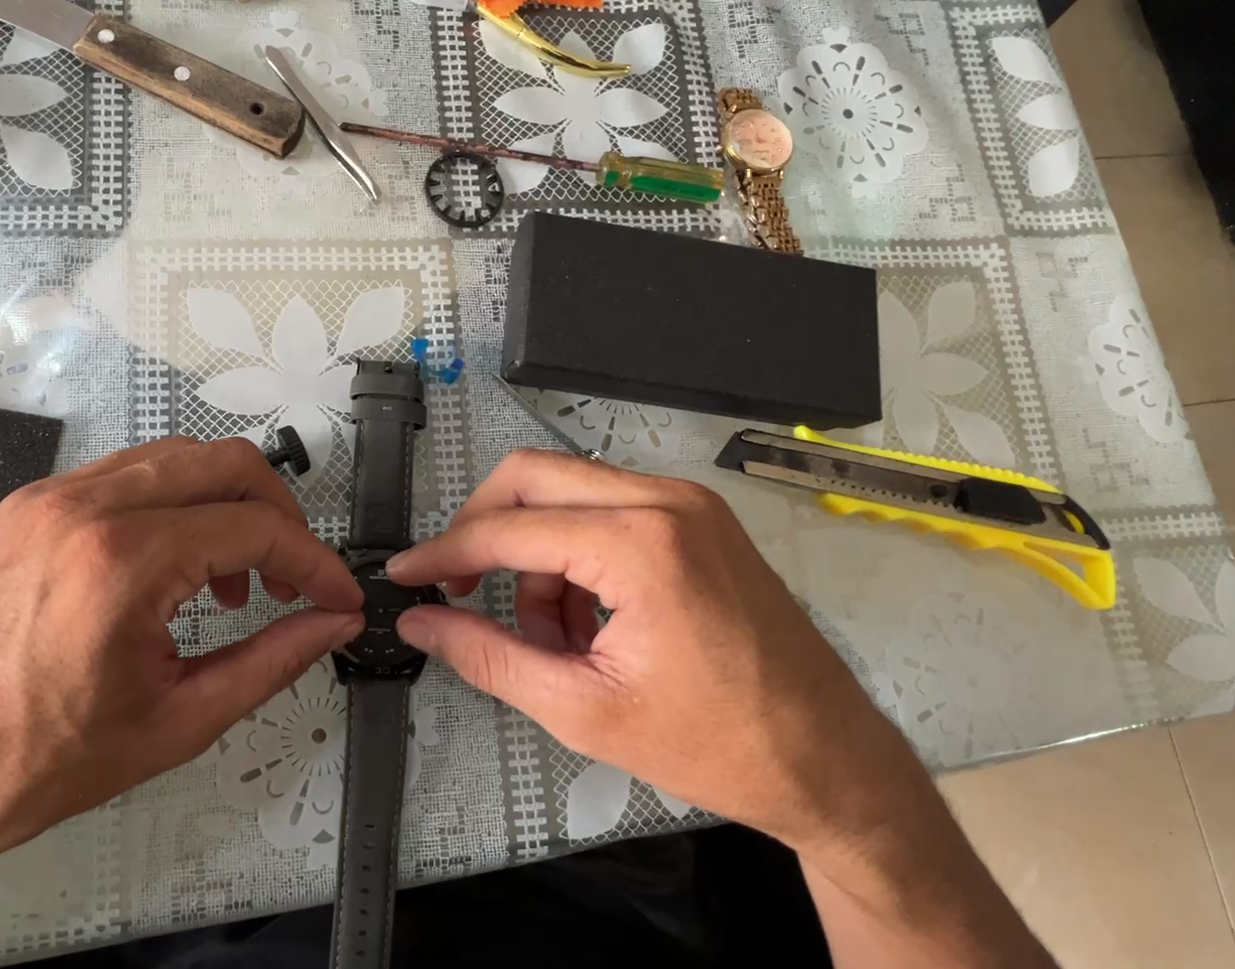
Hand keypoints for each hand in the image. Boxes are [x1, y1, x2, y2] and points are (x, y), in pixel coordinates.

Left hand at [0, 437, 364, 867]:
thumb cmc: (36, 759)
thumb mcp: (180, 720)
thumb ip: (274, 661)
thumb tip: (330, 624)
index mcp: (122, 563)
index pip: (254, 526)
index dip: (313, 561)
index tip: (334, 595)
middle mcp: (84, 508)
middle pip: (225, 462)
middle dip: (279, 513)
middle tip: (294, 575)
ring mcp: (50, 498)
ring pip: (179, 456)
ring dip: (227, 504)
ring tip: (233, 580)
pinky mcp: (30, 504)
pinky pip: (130, 473)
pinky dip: (176, 503)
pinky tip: (177, 563)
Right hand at [385, 449, 919, 851]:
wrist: (829, 758)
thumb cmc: (715, 743)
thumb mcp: (582, 709)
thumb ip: (487, 655)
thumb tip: (420, 622)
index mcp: (640, 544)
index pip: (507, 528)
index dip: (443, 552)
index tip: (405, 577)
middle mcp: (664, 500)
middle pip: (531, 477)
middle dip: (481, 530)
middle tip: (459, 588)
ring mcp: (687, 503)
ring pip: (567, 492)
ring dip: (535, 553)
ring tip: (549, 635)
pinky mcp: (697, 518)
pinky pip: (607, 509)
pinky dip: (575, 554)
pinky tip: (588, 621)